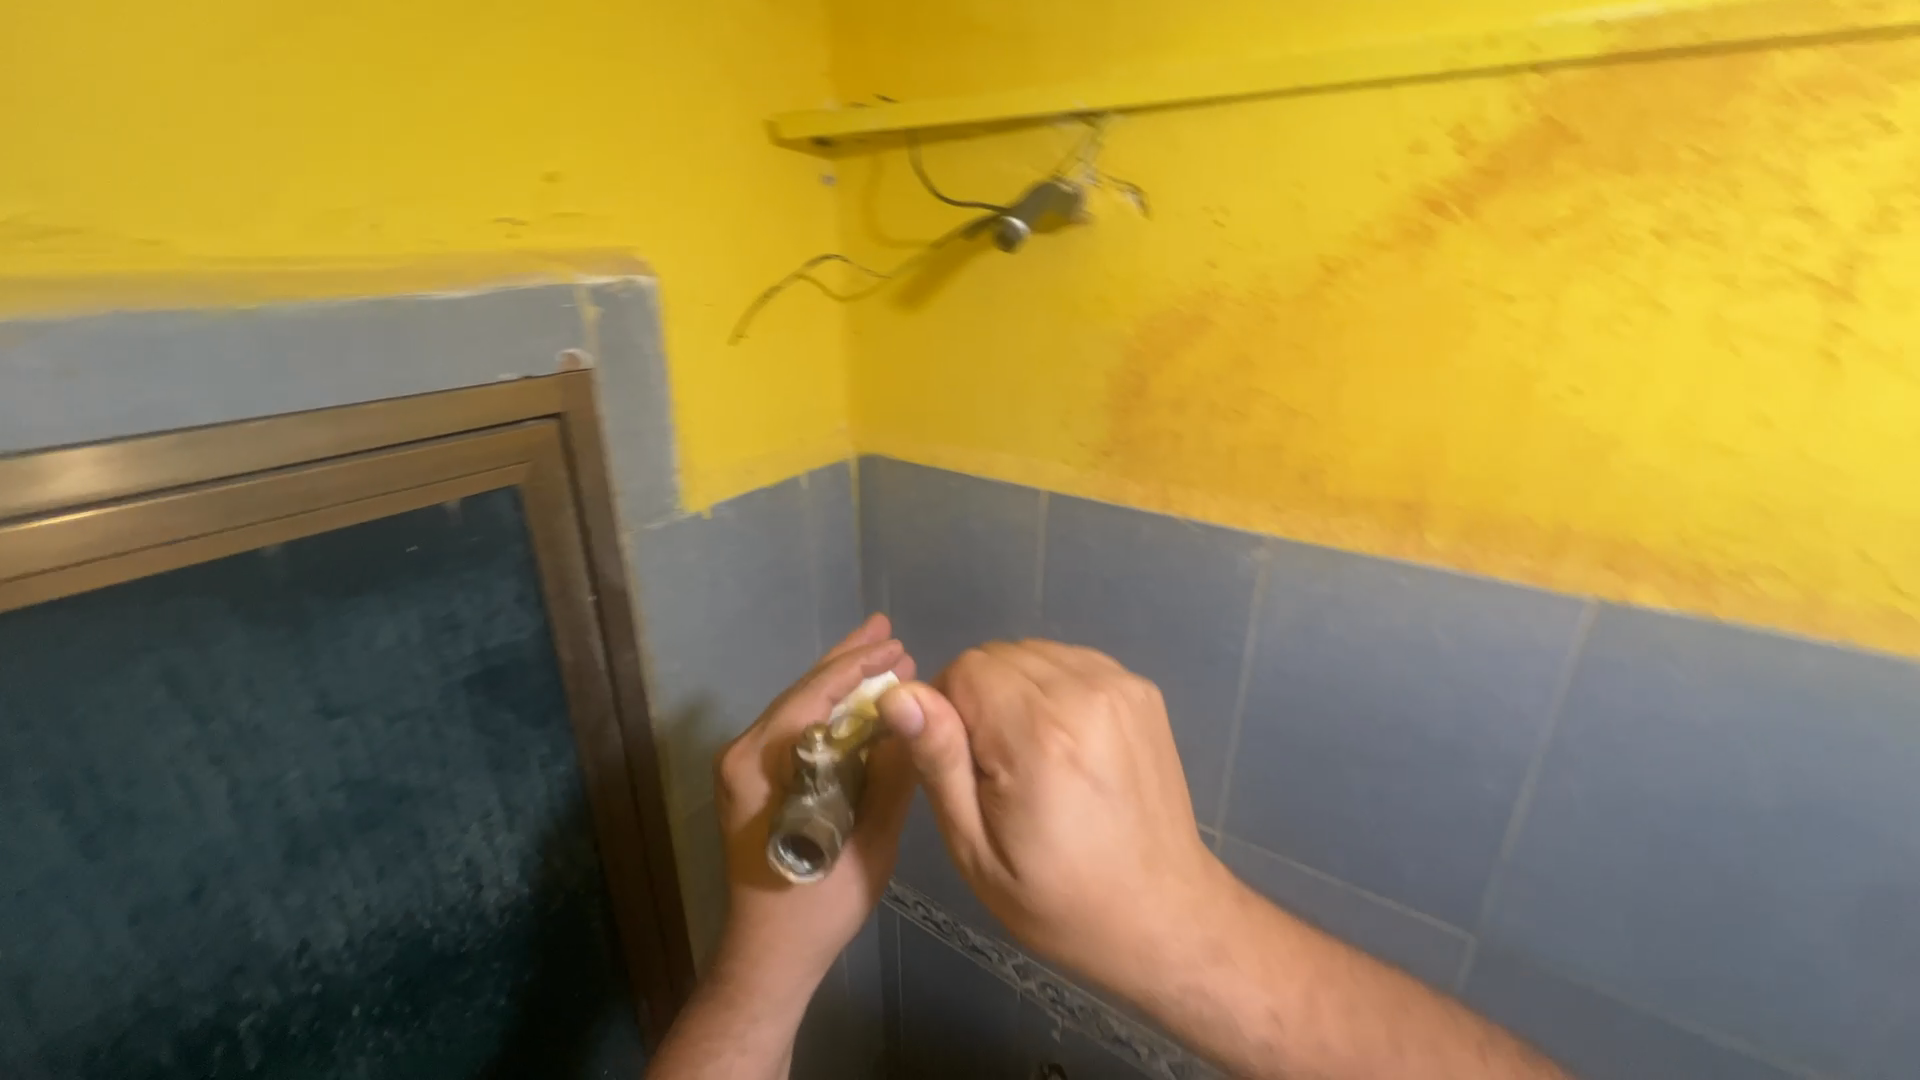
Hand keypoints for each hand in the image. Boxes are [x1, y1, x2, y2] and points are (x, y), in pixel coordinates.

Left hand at [708, 614, 917, 1002]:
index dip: (858, 666)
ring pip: (798, 707)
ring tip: (881, 653)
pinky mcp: (752, 779)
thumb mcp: (867, 840)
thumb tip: (916, 716)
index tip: (897, 645)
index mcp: (760, 764)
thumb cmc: (817, 904)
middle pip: (802, 692)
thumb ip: (891, 776)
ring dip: (840, 681)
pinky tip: (859, 700)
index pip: (813, 694)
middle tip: (887, 631)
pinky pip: (795, 729)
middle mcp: (743, 754)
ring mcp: (743, 766)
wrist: (769, 955)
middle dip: (848, 660)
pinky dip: (829, 709)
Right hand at [877, 640, 1231, 995]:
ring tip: (1032, 754)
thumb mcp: (975, 848)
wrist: (1162, 913)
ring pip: (1033, 654)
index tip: (962, 763)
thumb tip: (898, 695)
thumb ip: (938, 760)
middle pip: (997, 656)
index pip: (964, 668)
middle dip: (980, 699)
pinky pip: (1071, 661)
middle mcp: (1083, 692)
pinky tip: (1064, 739)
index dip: (947, 709)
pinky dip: (1053, 687)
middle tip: (996, 767)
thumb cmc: (1057, 897)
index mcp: (1037, 734)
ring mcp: (1120, 685)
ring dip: (1016, 689)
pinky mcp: (1142, 689)